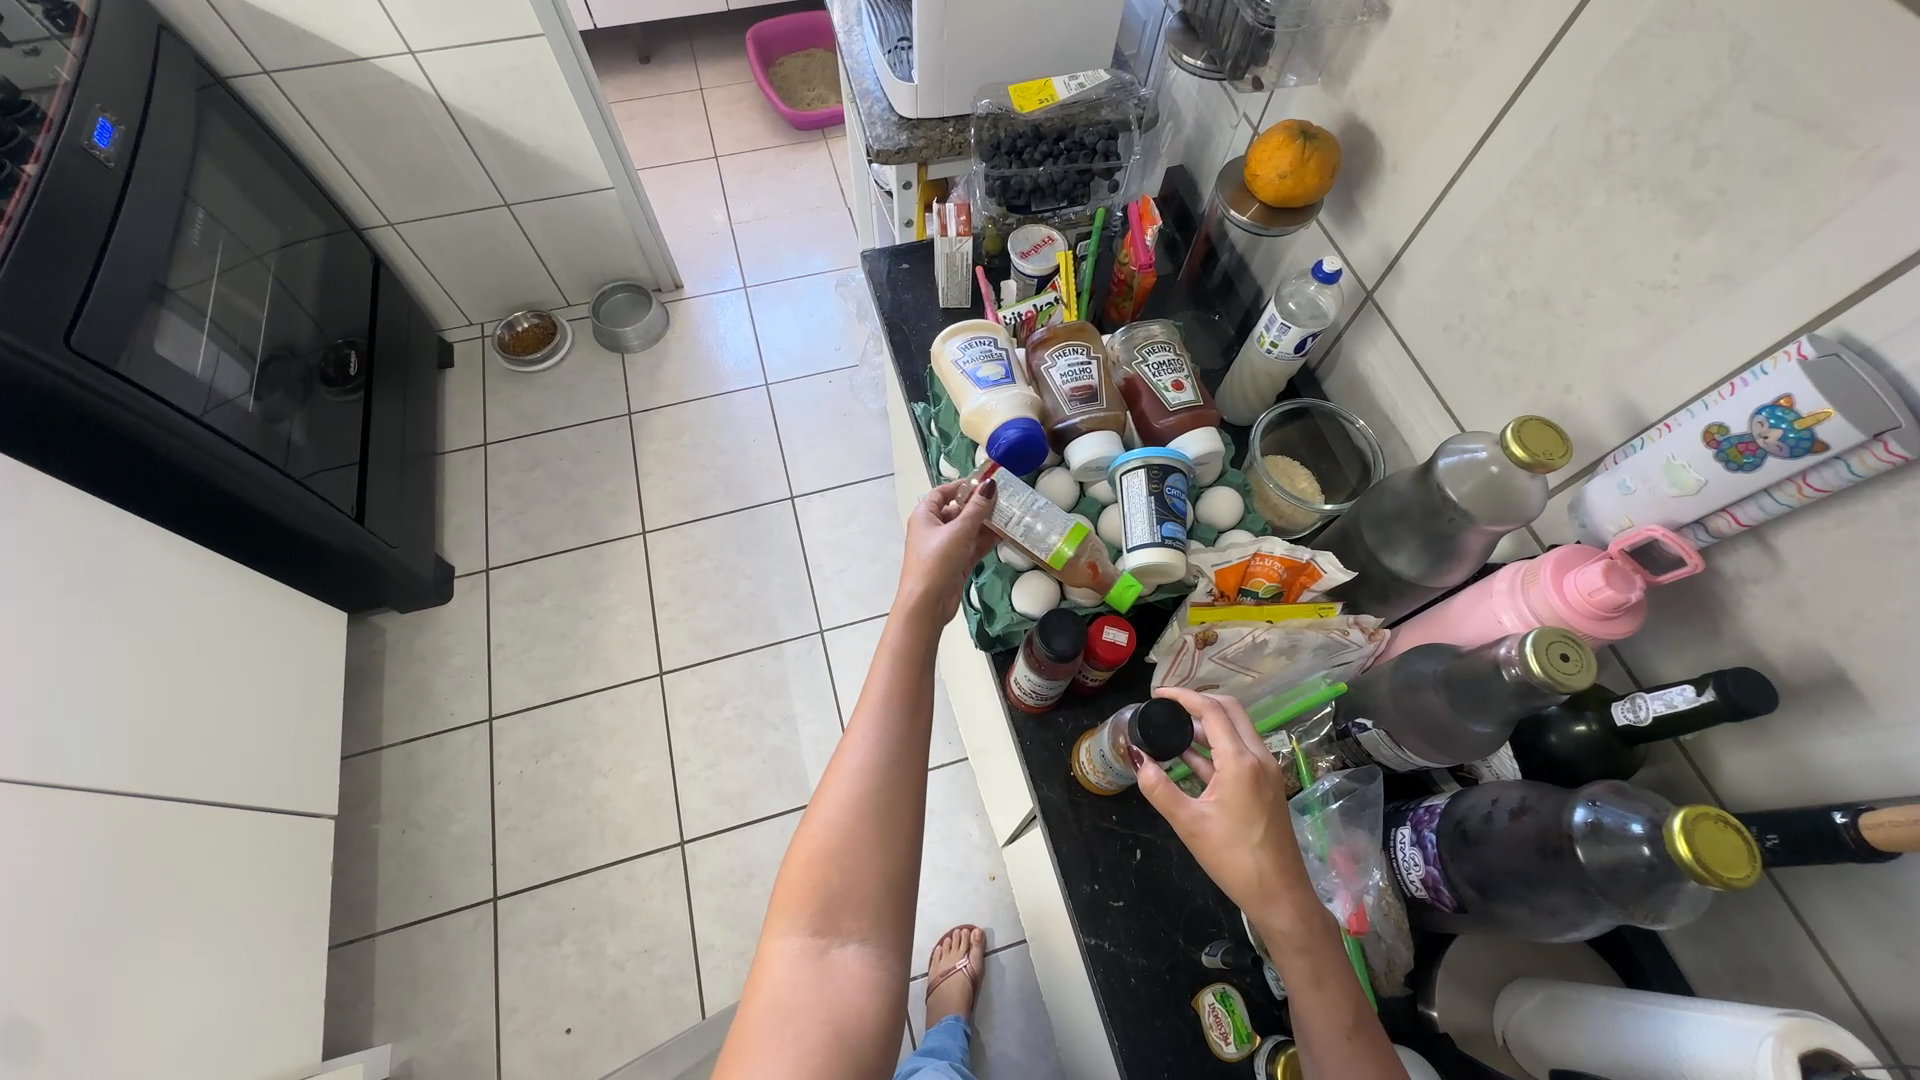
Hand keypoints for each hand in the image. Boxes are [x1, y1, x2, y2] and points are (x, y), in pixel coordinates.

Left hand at [896, 477, 997, 622]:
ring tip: (1010, 514)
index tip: (985, 482)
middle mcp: (933, 529)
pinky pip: (973, 546)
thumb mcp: (958, 531)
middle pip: (957, 510)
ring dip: (986, 523)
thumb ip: (976, 509)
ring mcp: (945, 547)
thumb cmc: (937, 561)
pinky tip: (1006, 534)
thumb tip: (990, 485)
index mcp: (925, 515)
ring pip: (967, 529)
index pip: (942, 492)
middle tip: (1004, 498)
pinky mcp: (956, 563)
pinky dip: (986, 541)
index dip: (962, 485)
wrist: (927, 604)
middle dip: (979, 505)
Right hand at [1134, 687, 1317, 922]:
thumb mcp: (1188, 823)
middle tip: (1167, 707)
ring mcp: (1266, 771)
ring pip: (1237, 731)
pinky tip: (1189, 757)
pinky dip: (1216, 747)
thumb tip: (1135, 757)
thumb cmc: (1233, 859)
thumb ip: (1158, 787)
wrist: (1281, 896)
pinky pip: (1240, 752)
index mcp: (1241, 761)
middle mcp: (1259, 757)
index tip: (1157, 695)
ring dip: (1207, 726)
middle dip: (1198, 703)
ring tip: (1172, 730)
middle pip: (1230, 711)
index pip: (1212, 711)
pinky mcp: (1266, 786)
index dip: (1183, 697)